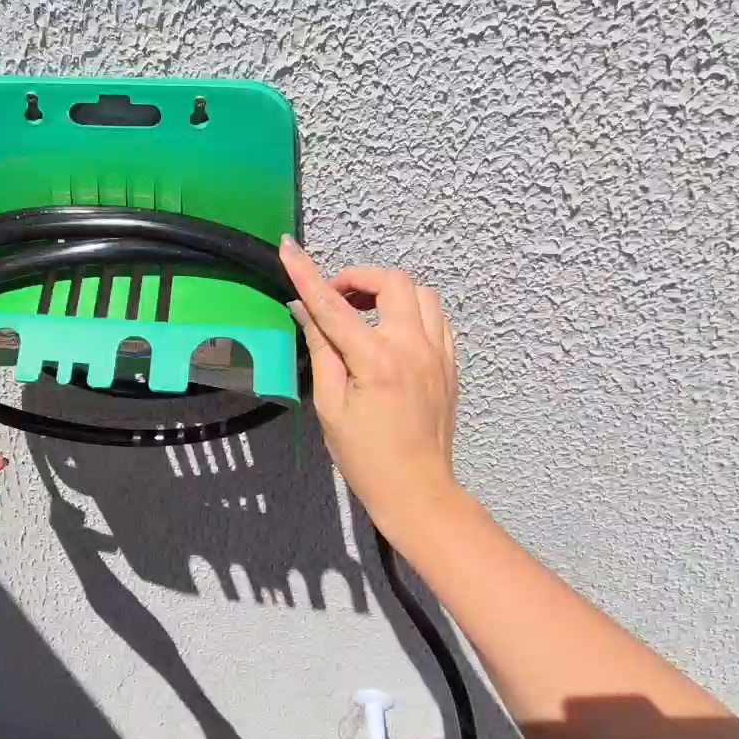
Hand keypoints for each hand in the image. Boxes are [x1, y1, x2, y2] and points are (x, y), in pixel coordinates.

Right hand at [278, 235, 460, 527]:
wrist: (418, 492)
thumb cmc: (365, 456)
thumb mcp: (330, 406)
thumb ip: (322, 350)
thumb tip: (305, 309)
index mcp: (378, 361)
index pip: (334, 304)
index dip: (306, 272)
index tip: (288, 246)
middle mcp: (414, 348)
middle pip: (392, 281)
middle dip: (357, 278)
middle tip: (335, 300)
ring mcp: (439, 354)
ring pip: (421, 293)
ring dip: (388, 292)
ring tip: (364, 314)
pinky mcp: (450, 364)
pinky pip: (436, 317)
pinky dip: (411, 311)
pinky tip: (390, 333)